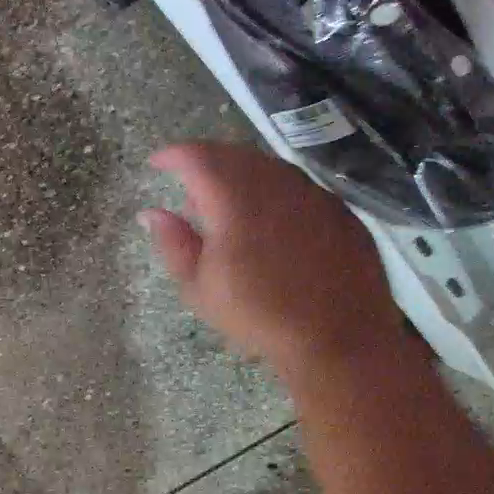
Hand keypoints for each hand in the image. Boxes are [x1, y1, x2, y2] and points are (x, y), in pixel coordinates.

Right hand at [140, 142, 412, 382]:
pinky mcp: (342, 213)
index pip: (200, 160)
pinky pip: (299, 185)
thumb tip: (151, 213)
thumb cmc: (256, 315)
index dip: (174, 154)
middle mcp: (279, 191)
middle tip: (183, 174)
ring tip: (220, 194)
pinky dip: (271, 187)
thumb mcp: (197, 286)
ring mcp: (317, 199)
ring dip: (239, 170)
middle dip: (205, 158)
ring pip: (271, 166)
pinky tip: (263, 212)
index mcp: (237, 206)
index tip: (155, 162)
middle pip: (237, 156)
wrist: (338, 338)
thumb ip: (173, 242)